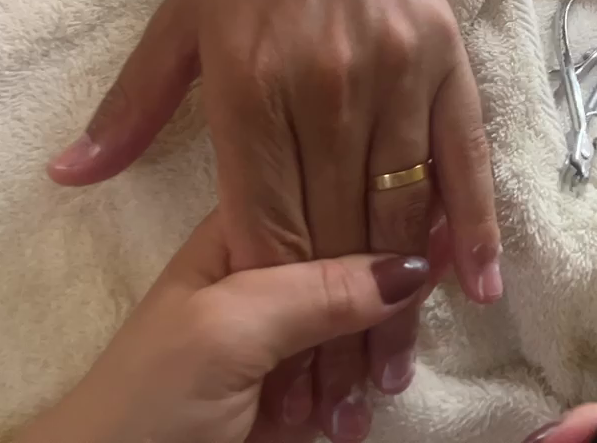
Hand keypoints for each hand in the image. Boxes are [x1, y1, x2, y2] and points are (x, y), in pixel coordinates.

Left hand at [24, 212, 431, 442]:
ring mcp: (289, 319)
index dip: (389, 216)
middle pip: (361, 252)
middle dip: (388, 298)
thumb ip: (316, 289)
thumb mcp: (229, 329)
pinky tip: (370, 402)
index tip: (442, 244)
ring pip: (367, 308)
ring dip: (378, 351)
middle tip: (397, 345)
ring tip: (375, 389)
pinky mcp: (299, 375)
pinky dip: (367, 385)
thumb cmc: (154, 399)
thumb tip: (417, 263)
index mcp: (250, 219)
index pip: (338, 192)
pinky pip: (355, 362)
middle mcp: (276, 257)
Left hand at [50, 0, 500, 442]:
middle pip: (332, 231)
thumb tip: (66, 177)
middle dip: (336, 328)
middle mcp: (323, 88)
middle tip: (345, 404)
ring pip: (396, 207)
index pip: (264, 221)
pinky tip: (474, 287)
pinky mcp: (443, 63)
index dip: (273, 309)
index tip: (283, 379)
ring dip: (400, 300)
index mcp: (249, 86)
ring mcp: (391, 75)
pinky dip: (469, 225)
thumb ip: (130, 107)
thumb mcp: (178, 23)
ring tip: (397, 371)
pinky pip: (461, 156)